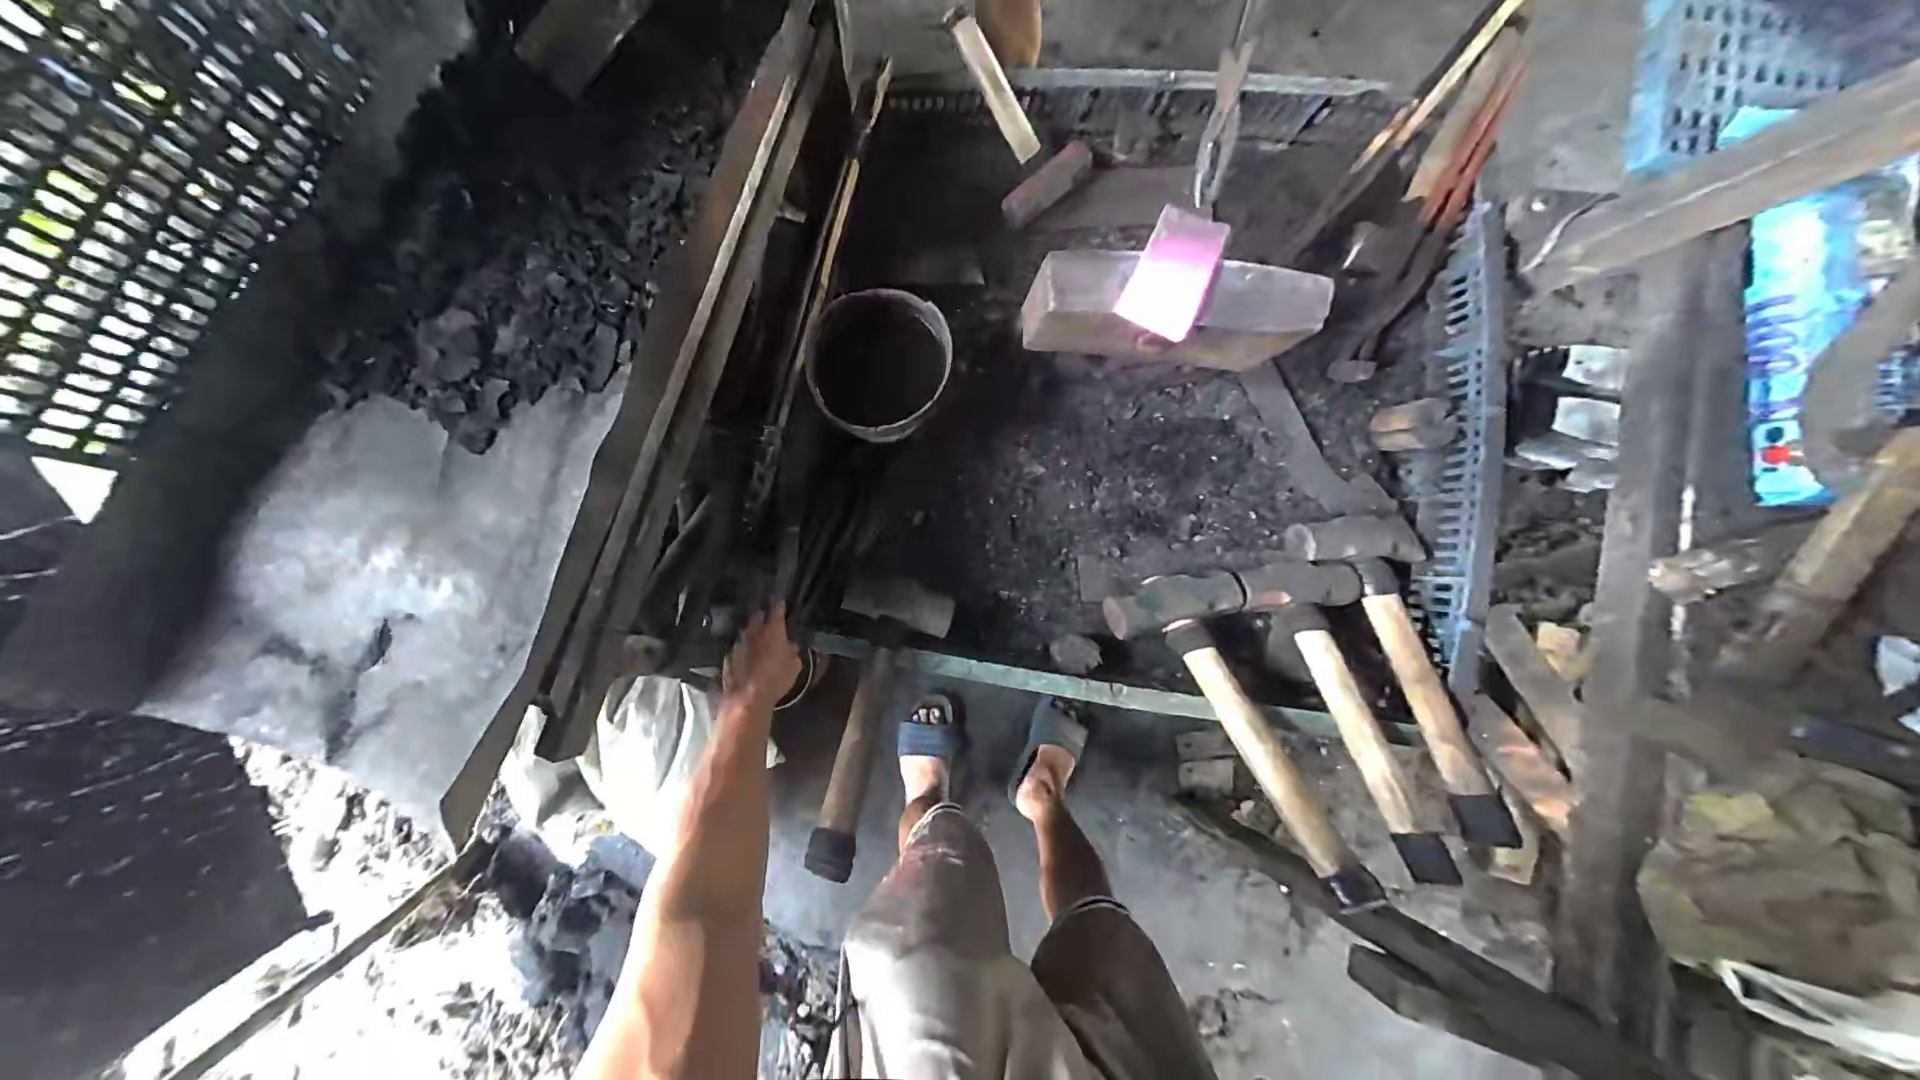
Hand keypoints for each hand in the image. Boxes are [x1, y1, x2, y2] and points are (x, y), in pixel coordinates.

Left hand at [722, 602, 800, 713]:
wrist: (747, 697)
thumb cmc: (777, 678)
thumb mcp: (795, 665)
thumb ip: (792, 651)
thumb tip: (790, 644)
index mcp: (773, 629)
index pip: (777, 609)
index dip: (780, 604)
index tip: (781, 601)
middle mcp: (754, 631)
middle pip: (758, 616)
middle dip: (763, 616)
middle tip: (769, 622)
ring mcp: (739, 643)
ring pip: (746, 631)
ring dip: (752, 633)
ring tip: (758, 640)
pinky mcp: (729, 656)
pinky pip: (739, 647)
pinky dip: (744, 649)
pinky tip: (748, 657)